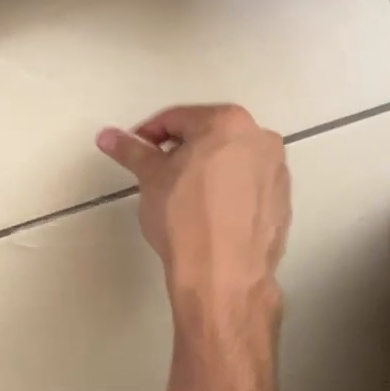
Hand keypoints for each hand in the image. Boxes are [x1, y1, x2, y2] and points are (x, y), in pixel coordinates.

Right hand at [97, 105, 291, 311]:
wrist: (223, 272)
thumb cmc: (182, 216)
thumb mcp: (149, 178)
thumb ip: (130, 150)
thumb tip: (107, 136)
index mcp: (227, 123)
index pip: (176, 118)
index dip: (147, 134)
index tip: (134, 154)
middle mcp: (260, 138)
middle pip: (208, 134)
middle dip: (179, 150)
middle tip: (155, 174)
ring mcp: (277, 169)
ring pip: (229, 158)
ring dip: (203, 168)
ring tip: (180, 196)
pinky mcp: (282, 198)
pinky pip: (247, 182)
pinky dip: (225, 189)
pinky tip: (206, 213)